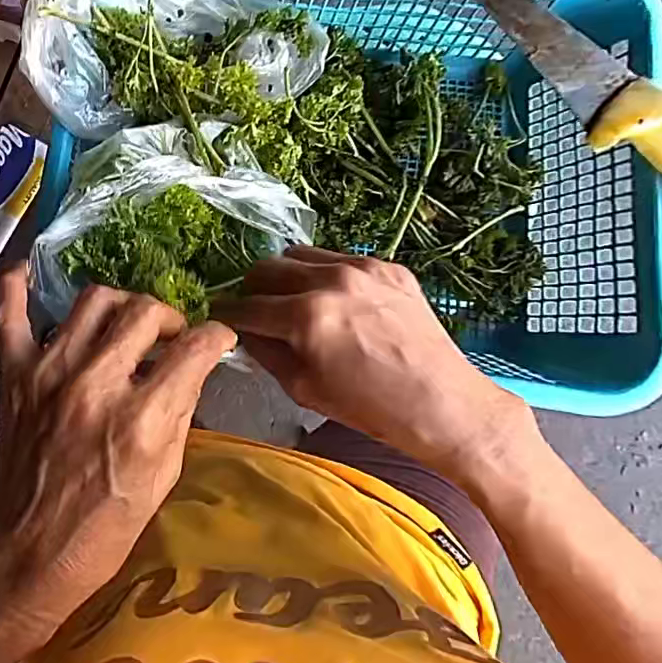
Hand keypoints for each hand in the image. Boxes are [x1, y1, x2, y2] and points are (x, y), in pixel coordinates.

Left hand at [0, 265, 235, 655]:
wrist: (29, 548)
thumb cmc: (108, 521)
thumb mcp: (166, 471)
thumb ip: (181, 407)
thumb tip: (193, 364)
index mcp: (141, 418)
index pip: (194, 348)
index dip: (217, 335)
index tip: (219, 338)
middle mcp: (95, 384)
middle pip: (146, 311)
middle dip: (171, 317)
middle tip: (171, 337)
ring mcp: (50, 373)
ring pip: (95, 298)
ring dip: (123, 304)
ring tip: (126, 325)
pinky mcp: (14, 375)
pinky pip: (11, 315)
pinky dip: (20, 290)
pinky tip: (31, 275)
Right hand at [214, 246, 541, 488]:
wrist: (442, 402)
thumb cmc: (371, 408)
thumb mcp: (306, 390)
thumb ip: (268, 354)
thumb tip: (245, 332)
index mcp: (307, 317)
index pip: (246, 306)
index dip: (226, 313)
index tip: (219, 316)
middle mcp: (332, 280)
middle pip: (267, 267)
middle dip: (252, 289)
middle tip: (255, 309)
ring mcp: (364, 268)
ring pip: (302, 254)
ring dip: (288, 275)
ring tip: (296, 301)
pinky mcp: (389, 266)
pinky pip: (341, 259)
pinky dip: (327, 275)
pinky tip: (339, 302)